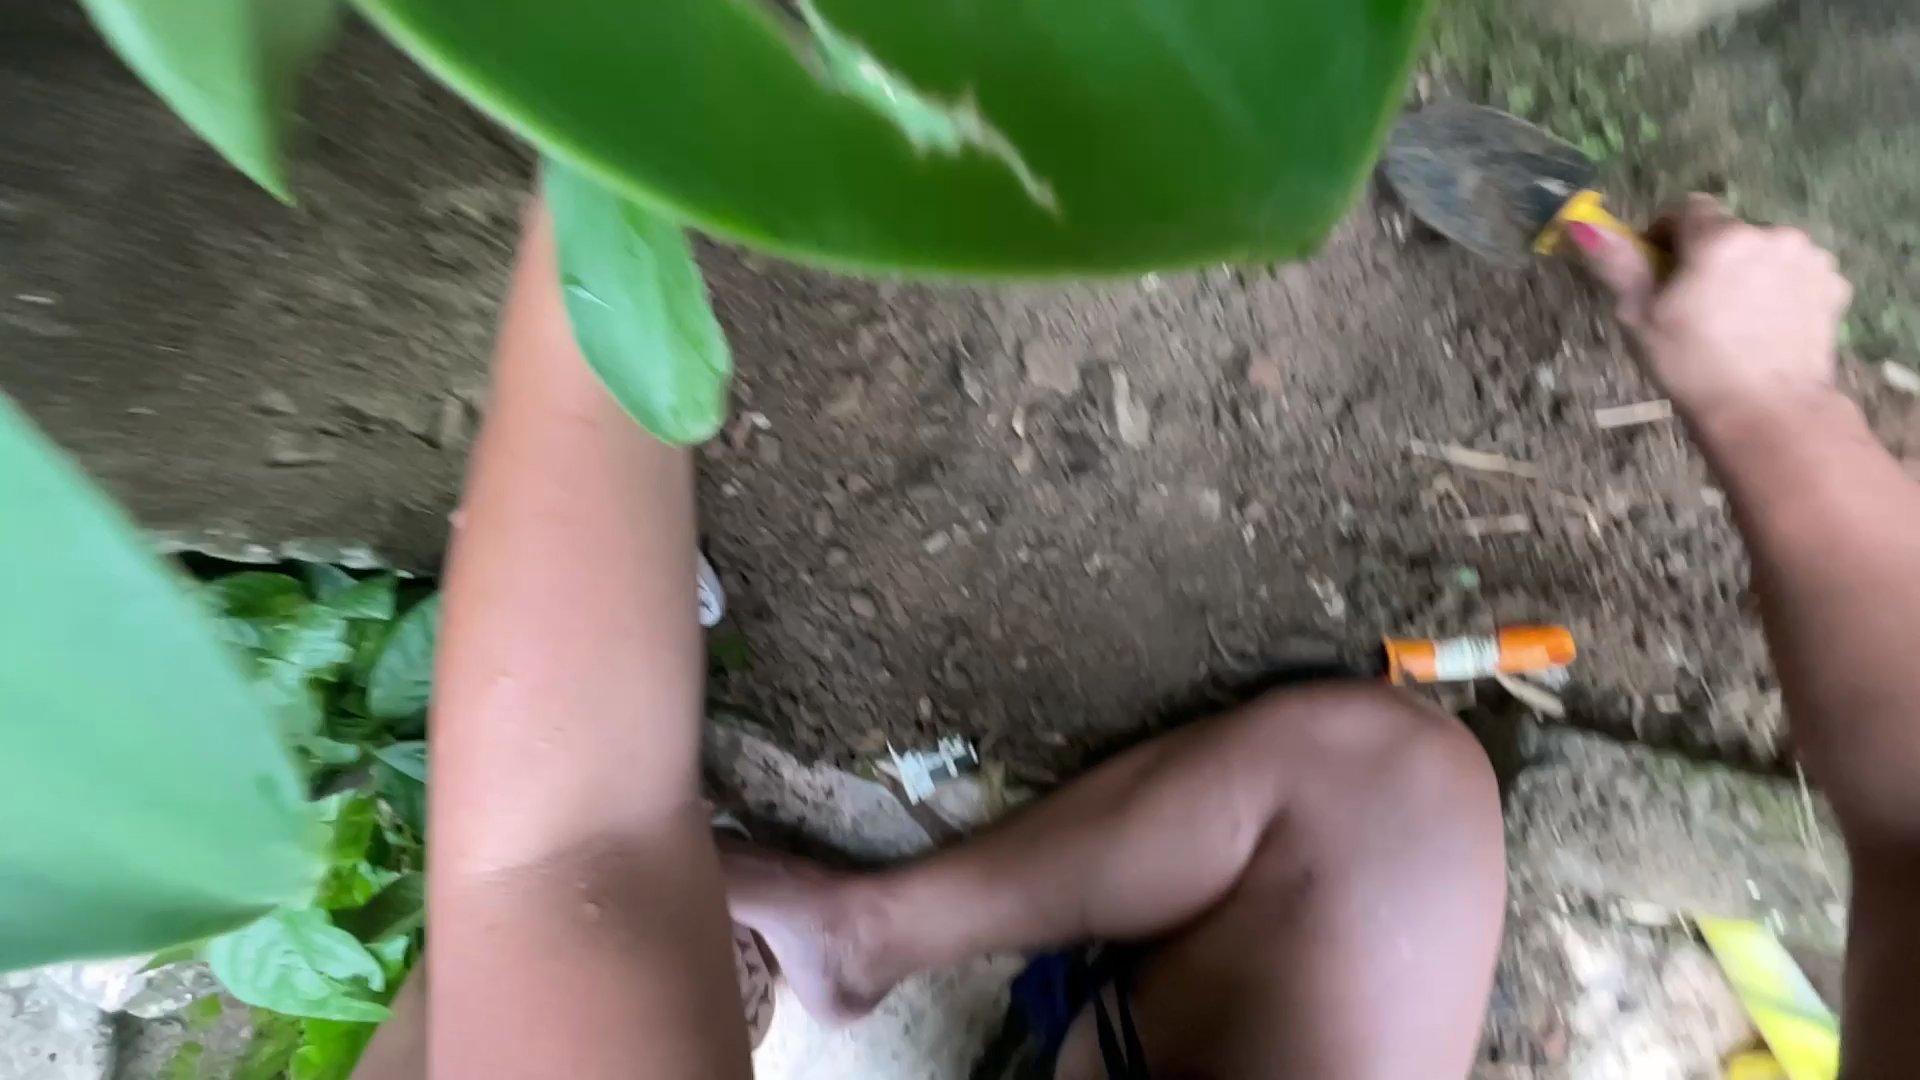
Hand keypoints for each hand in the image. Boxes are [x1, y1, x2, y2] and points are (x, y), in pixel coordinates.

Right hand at [1572, 195, 1852, 428]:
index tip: (1651, 270)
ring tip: (1721, 319)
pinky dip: (1770, 289)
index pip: (1685, 210)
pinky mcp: (1833, 282)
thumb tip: (1582, 224)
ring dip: (1738, 272)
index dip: (1661, 235)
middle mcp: (1773, 235)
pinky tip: (1754, 326)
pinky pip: (1789, 273)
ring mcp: (1811, 258)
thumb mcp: (1636, 313)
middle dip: (1702, 258)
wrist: (1762, 404)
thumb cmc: (1684, 360)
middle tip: (1682, 304)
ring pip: (1759, 252)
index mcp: (1720, 240)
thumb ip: (1616, 263)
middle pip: (1725, 233)